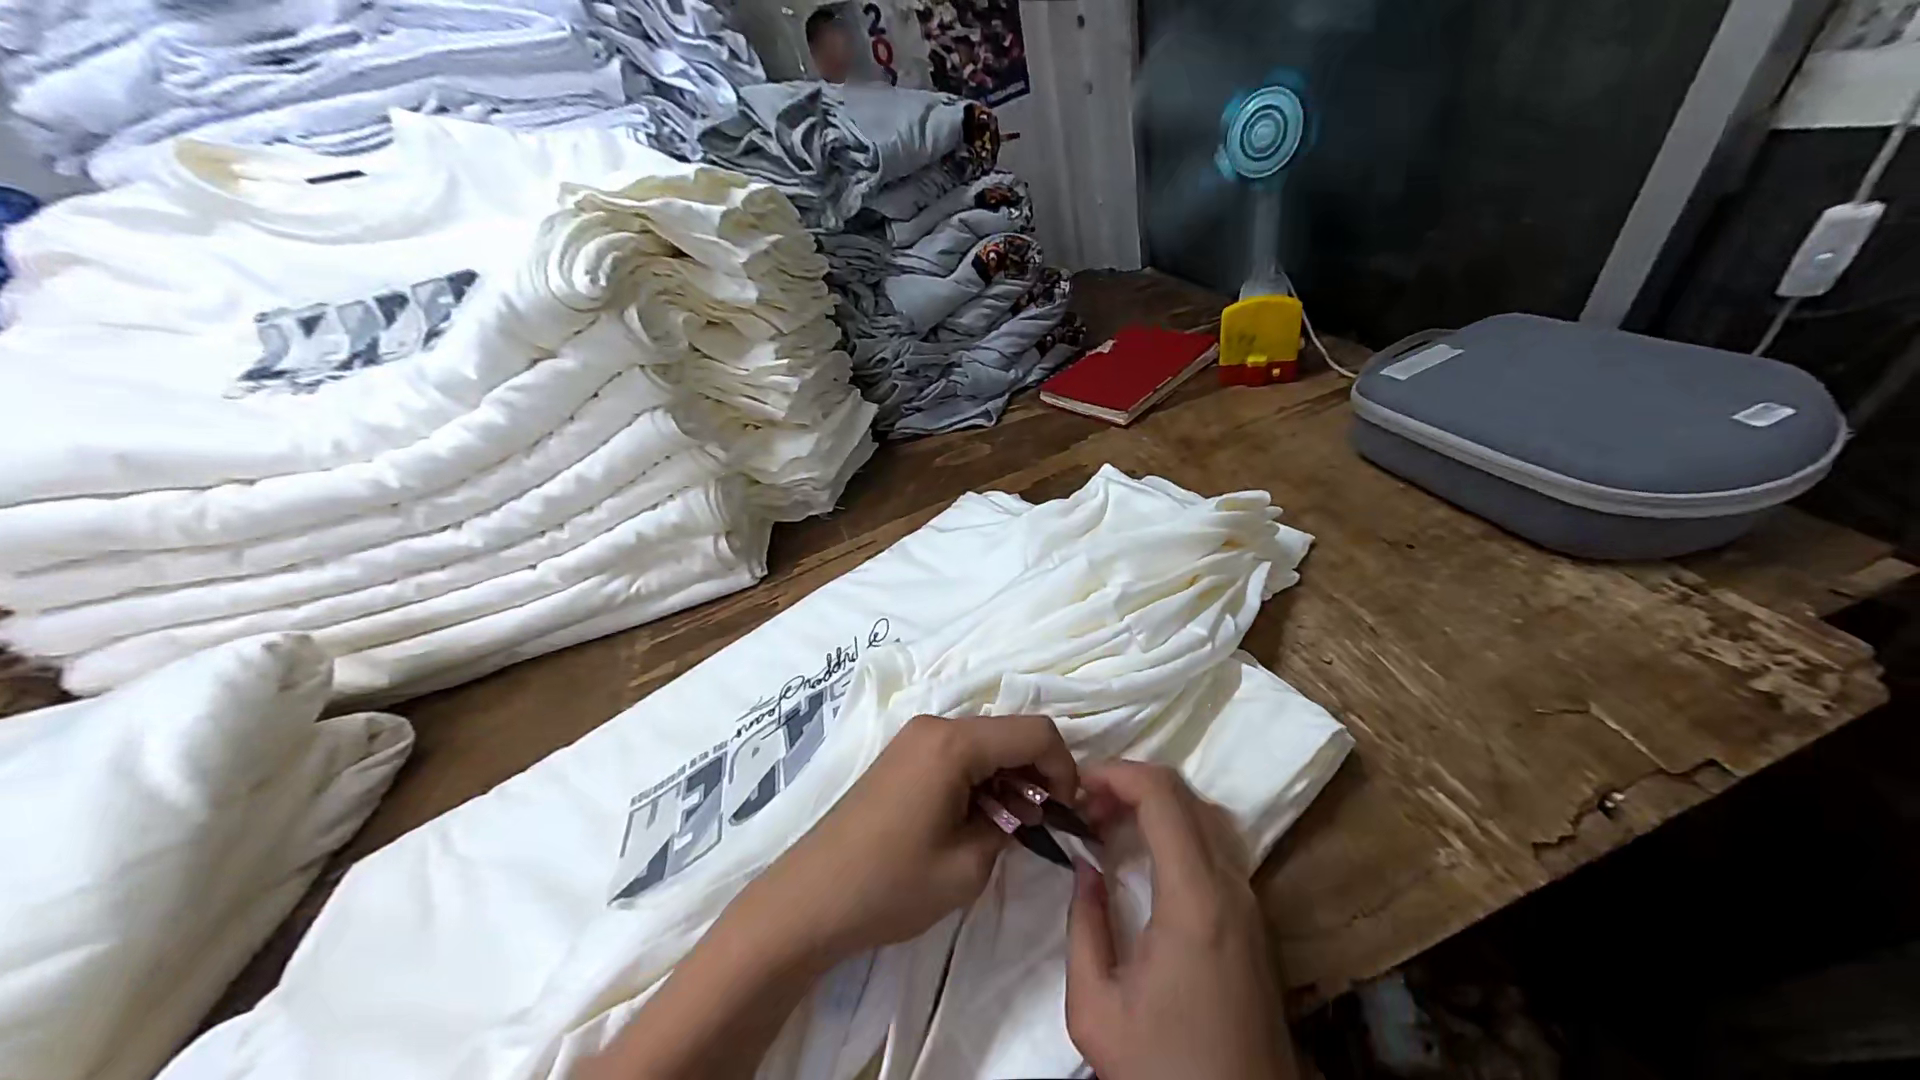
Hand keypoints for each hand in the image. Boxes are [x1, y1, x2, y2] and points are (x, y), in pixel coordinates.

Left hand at [737, 713, 1077, 961]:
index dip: (1064, 768)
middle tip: (1041, 825)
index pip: (1036, 732)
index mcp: (954, 743)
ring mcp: (914, 738)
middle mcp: (935, 726)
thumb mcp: (968, 865)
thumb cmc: (890, 884)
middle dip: (1036, 773)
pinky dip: (981, 778)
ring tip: (1008, 828)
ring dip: (1009, 777)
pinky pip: (958, 753)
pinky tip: (976, 818)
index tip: (1066, 812)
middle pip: (1010, 733)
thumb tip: (1025, 807)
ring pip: (985, 743)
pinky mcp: (902, 756)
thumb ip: (1010, 825)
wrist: (808, 899)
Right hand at [1065, 762, 1293, 1079]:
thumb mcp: (1095, 1008)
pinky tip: (1142, 852)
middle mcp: (1231, 886)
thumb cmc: (1164, 1067)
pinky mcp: (1253, 916)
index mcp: (1194, 899)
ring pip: (1202, 812)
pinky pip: (1213, 842)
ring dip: (1152, 803)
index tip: (1076, 787)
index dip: (1116, 773)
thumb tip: (1087, 867)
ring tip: (1106, 823)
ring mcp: (1249, 899)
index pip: (1162, 795)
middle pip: (1184, 794)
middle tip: (1084, 808)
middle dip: (1127, 783)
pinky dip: (1173, 826)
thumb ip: (1084, 925)